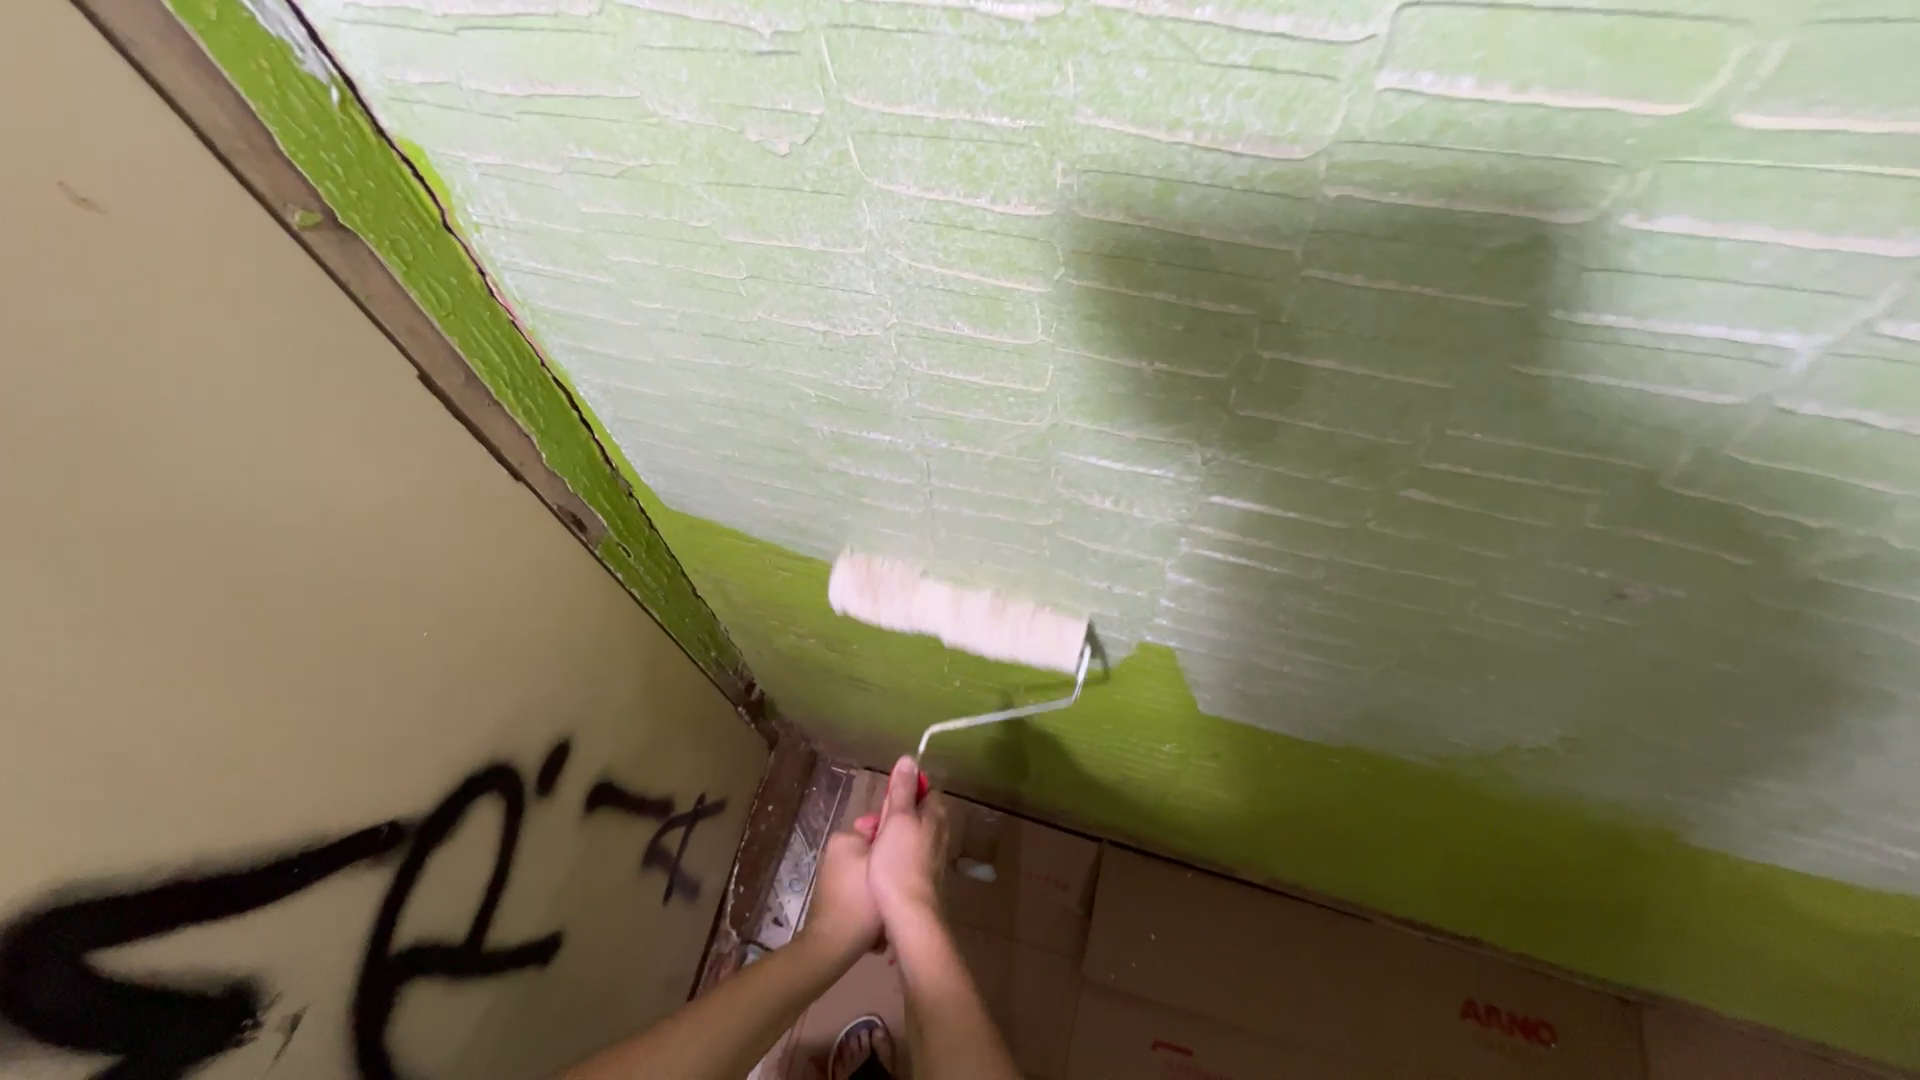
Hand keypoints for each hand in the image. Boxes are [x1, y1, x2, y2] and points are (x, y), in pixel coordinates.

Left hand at [800, 830, 883, 963]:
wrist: (833, 944)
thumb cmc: (861, 902)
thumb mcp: (881, 865)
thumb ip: (887, 841)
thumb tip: (894, 826)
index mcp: (844, 838)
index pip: (878, 828)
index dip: (893, 844)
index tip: (905, 863)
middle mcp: (835, 852)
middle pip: (872, 854)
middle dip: (884, 872)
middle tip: (896, 890)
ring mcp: (831, 874)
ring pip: (867, 874)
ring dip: (878, 890)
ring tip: (887, 909)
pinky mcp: (832, 894)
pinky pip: (858, 890)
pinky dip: (866, 901)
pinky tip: (874, 920)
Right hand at [864, 756, 948, 926]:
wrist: (909, 915)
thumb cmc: (899, 863)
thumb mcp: (896, 819)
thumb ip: (902, 789)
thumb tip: (909, 759)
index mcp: (936, 815)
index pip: (921, 790)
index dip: (899, 793)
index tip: (881, 803)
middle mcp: (940, 833)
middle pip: (911, 813)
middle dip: (886, 817)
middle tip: (866, 827)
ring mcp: (932, 856)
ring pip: (904, 835)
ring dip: (884, 837)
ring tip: (866, 848)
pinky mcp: (923, 876)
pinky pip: (904, 855)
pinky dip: (889, 855)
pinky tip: (876, 867)